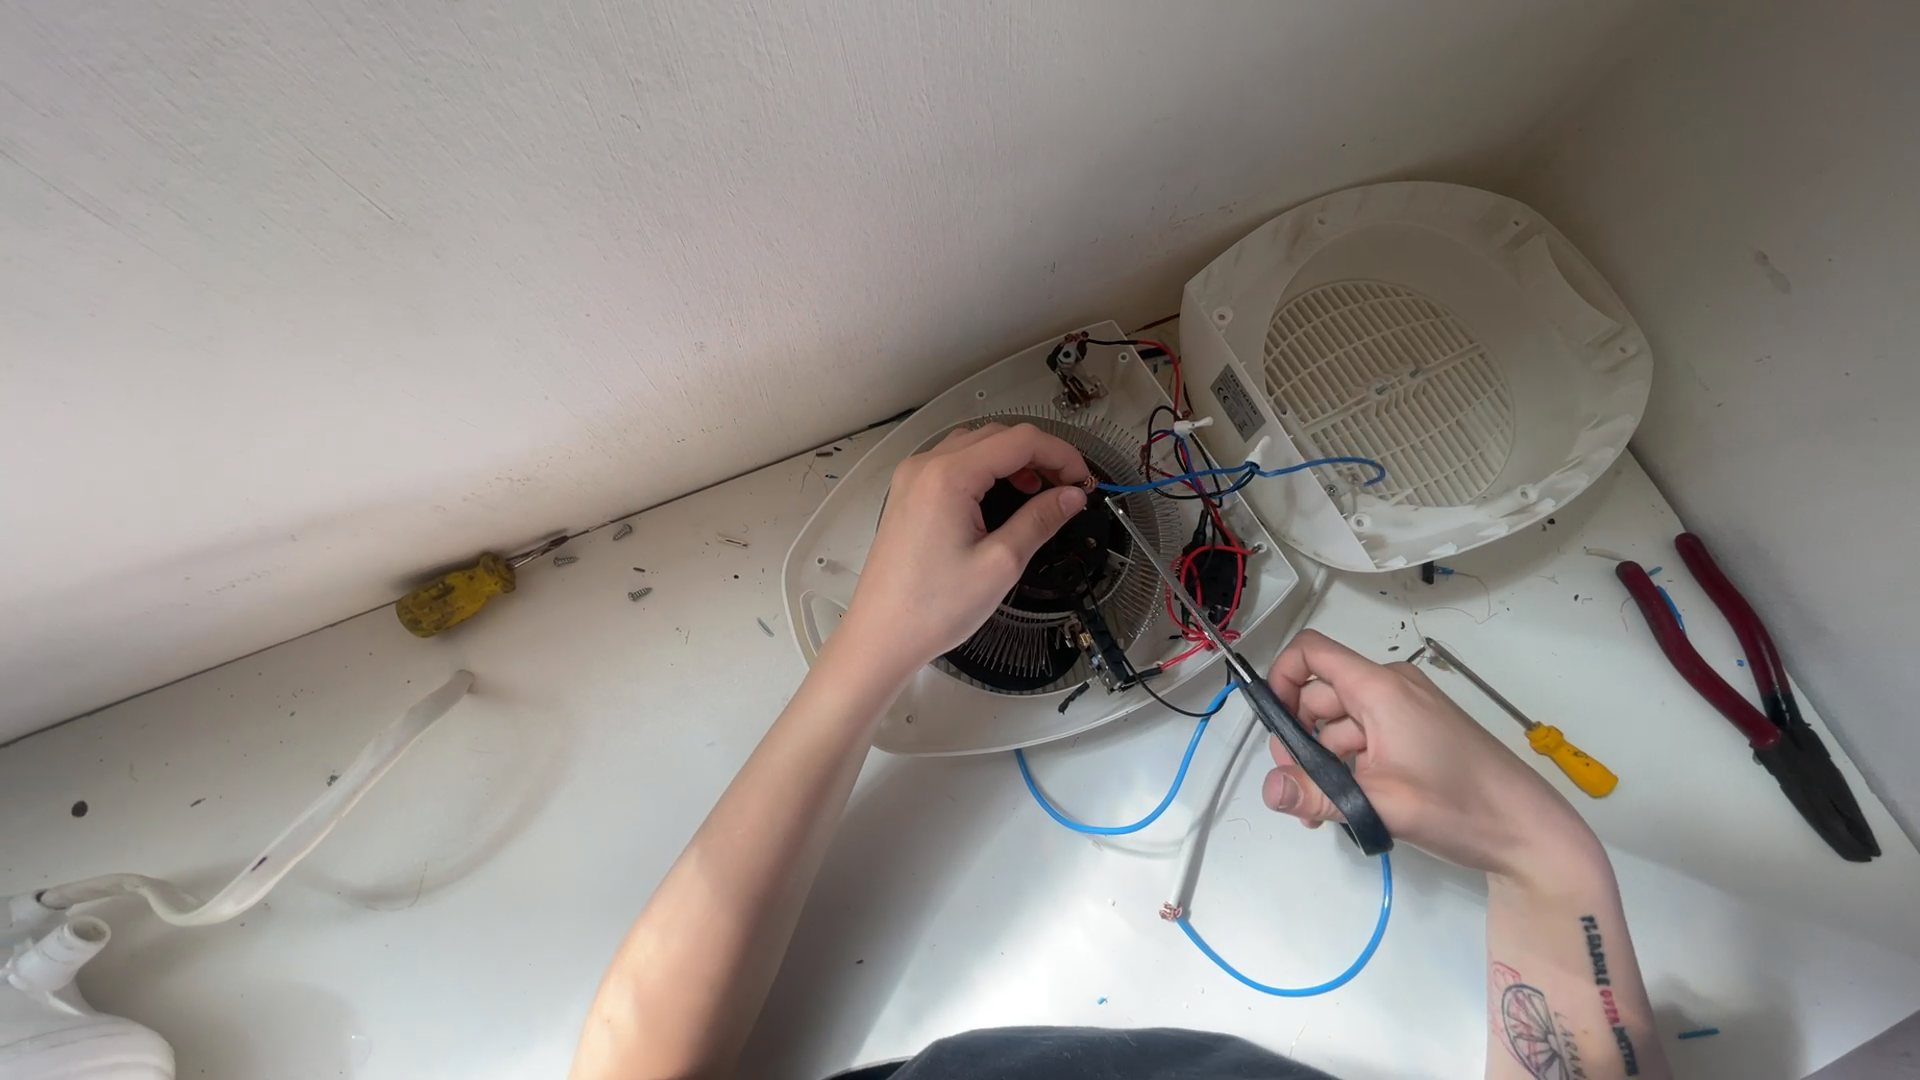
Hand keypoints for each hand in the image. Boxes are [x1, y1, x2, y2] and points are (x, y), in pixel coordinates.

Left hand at [838, 423, 1089, 676]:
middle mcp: (925, 468)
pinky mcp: (907, 496)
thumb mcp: (1001, 564)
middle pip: (997, 435)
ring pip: (974, 445)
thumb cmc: (931, 609)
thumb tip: (1071, 496)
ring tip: (1039, 490)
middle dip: (1039, 454)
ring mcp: (912, 480)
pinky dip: (985, 470)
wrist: (881, 636)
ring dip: (1012, 459)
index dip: (1061, 454)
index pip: (1020, 440)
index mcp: (948, 477)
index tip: (1083, 479)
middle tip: (1067, 486)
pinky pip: (953, 464)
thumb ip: (1040, 520)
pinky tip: (1003, 496)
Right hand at [1261, 630, 1600, 882]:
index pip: (1311, 652)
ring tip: (1323, 808)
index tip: (1275, 724)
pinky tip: (1345, 805)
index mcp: (1381, 688)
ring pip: (1336, 724)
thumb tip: (1268, 790)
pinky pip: (1361, 741)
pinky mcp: (1414, 736)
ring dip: (1320, 761)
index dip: (1280, 678)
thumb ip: (1316, 795)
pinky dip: (1345, 768)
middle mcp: (1390, 690)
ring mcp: (1404, 713)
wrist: (1536, 839)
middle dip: (1298, 739)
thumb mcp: (1383, 804)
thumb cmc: (1464, 808)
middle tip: (1300, 783)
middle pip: (1318, 696)